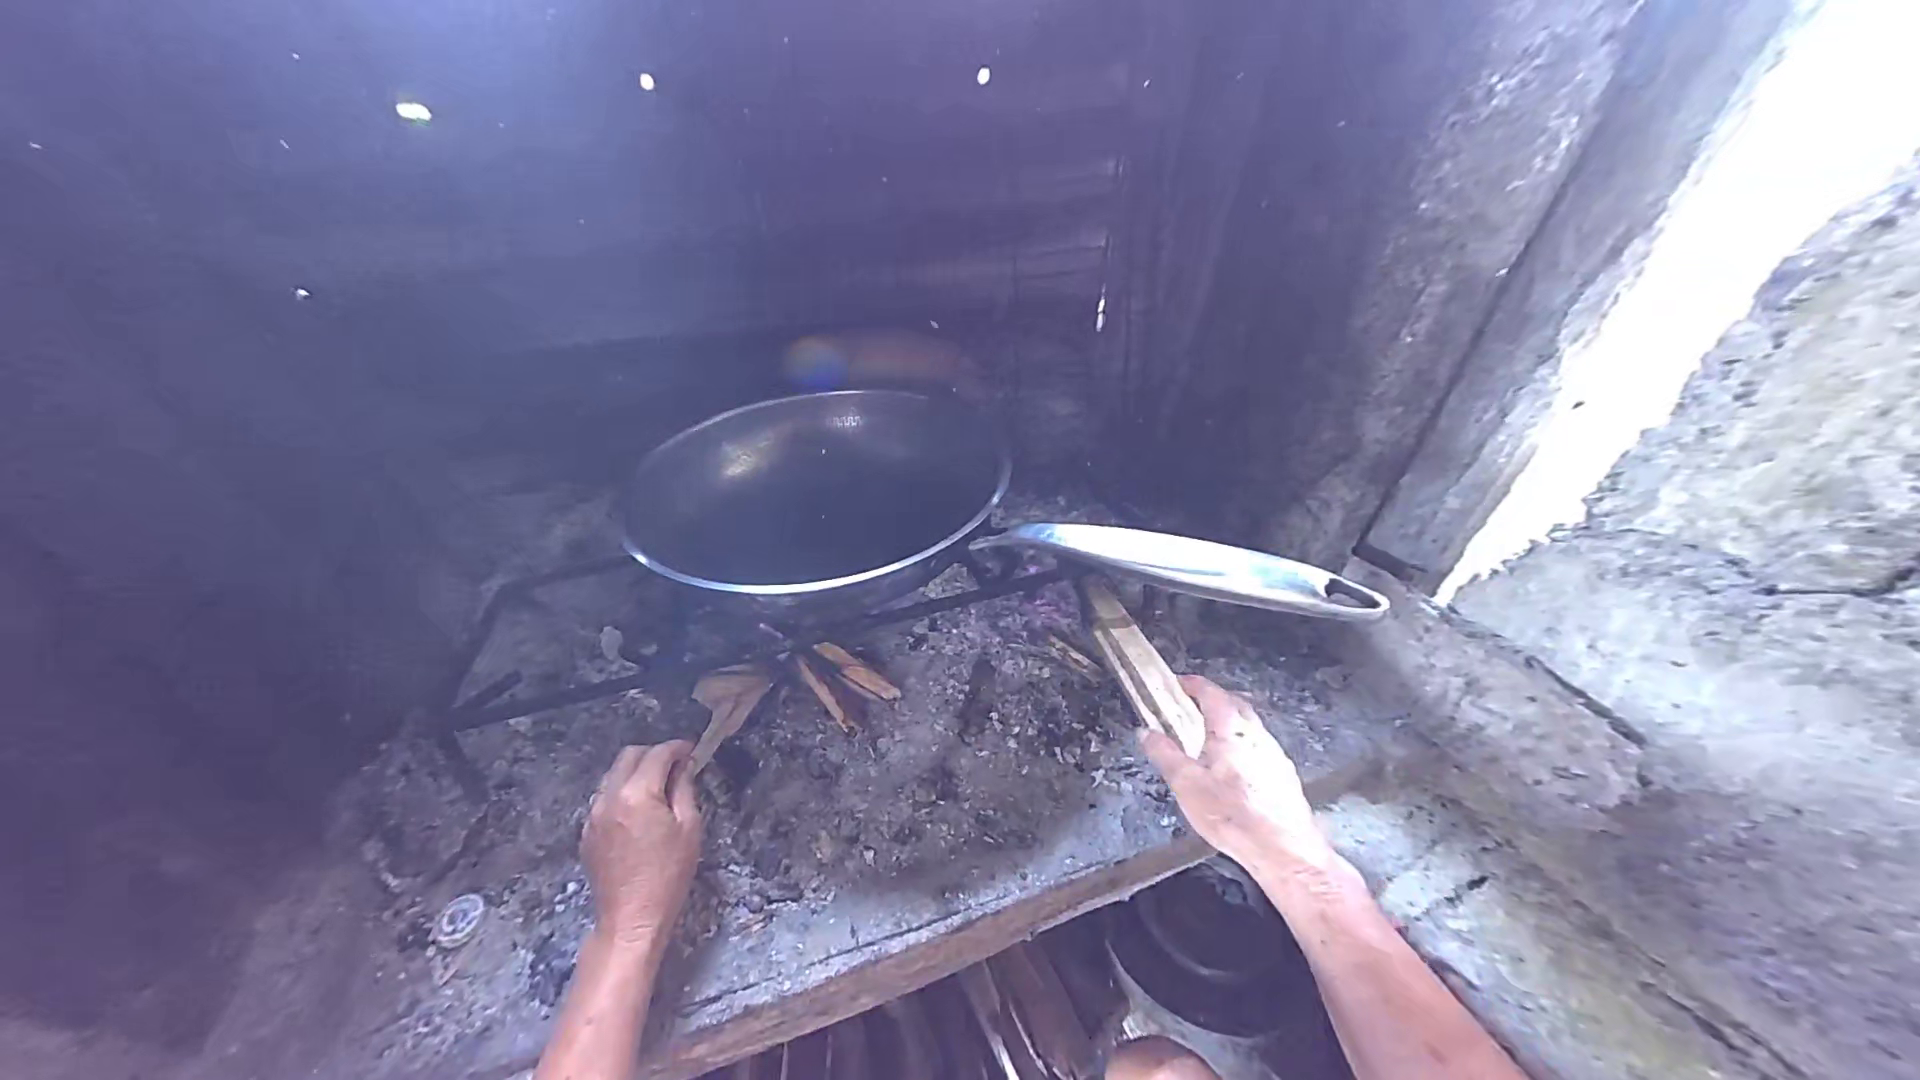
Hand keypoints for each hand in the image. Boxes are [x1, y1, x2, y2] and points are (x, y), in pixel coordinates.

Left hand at [582, 741, 702, 949]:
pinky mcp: (587, 833)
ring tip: (658, 788)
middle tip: (676, 767)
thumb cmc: (669, 873)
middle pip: (629, 756)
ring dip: (636, 771)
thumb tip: (684, 765)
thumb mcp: (689, 826)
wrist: (631, 918)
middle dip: (654, 754)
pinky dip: (623, 791)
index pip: (658, 754)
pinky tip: (639, 810)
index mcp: (637, 794)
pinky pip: (604, 797)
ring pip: (614, 774)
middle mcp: (609, 798)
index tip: (692, 751)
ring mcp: (593, 816)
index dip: (678, 748)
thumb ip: (684, 788)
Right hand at [1138, 676, 1338, 876]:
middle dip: (1212, 699)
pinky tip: (1231, 767)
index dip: (1193, 684)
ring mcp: (1274, 754)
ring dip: (1227, 722)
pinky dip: (1240, 744)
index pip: (1211, 692)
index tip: (1178, 683)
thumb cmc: (1232, 815)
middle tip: (1190, 706)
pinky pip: (1258, 747)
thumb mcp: (1186, 783)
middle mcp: (1257, 734)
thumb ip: (1164, 753)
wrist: (1284, 851)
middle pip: (1234, 704)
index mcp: (1230, 729)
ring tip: (1207, 736)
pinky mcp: (1283, 775)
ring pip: (1248, 726)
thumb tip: (1147, 733)